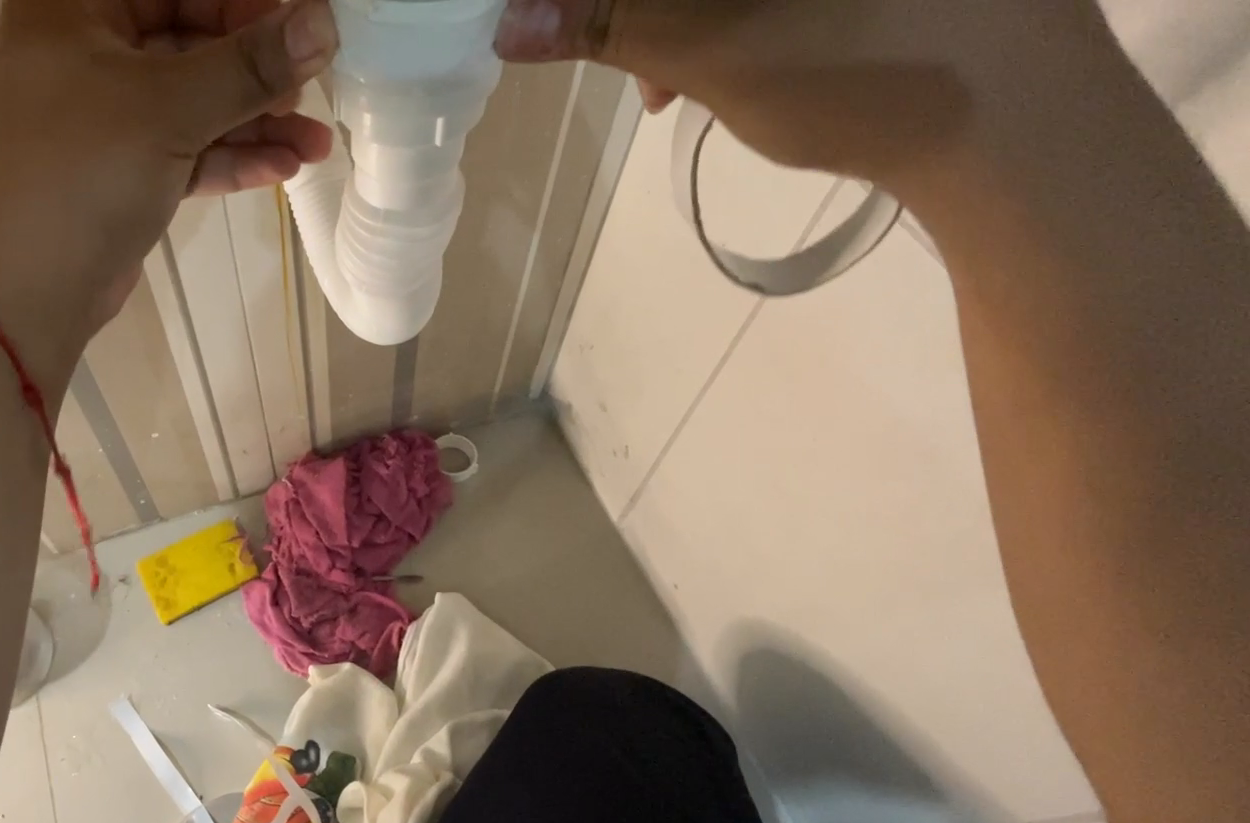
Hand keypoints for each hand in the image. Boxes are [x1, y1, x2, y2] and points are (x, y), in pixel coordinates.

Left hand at [0, 0, 337, 362]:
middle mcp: (85, 49)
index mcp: (74, 4)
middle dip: (255, 68)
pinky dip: (230, 158)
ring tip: (317, 141)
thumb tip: (322, 23)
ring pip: (192, 101)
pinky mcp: (123, 171)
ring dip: (254, 122)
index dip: (243, 3)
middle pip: (188, 37)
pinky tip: (284, 168)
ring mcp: (104, 116)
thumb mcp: (167, 110)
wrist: (29, 293)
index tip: (303, 23)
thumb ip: (246, 67)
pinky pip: (185, 149)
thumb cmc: (82, 176)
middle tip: (314, 84)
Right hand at [493, 0, 1118, 186]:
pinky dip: (723, 15)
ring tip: (665, 84)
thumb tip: (508, 23)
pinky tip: (717, 62)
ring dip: (676, 16)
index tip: (554, 22)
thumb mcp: (712, 49)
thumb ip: (606, 25)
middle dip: (639, 7)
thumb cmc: (859, 70)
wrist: (1009, 118)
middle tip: (630, 68)